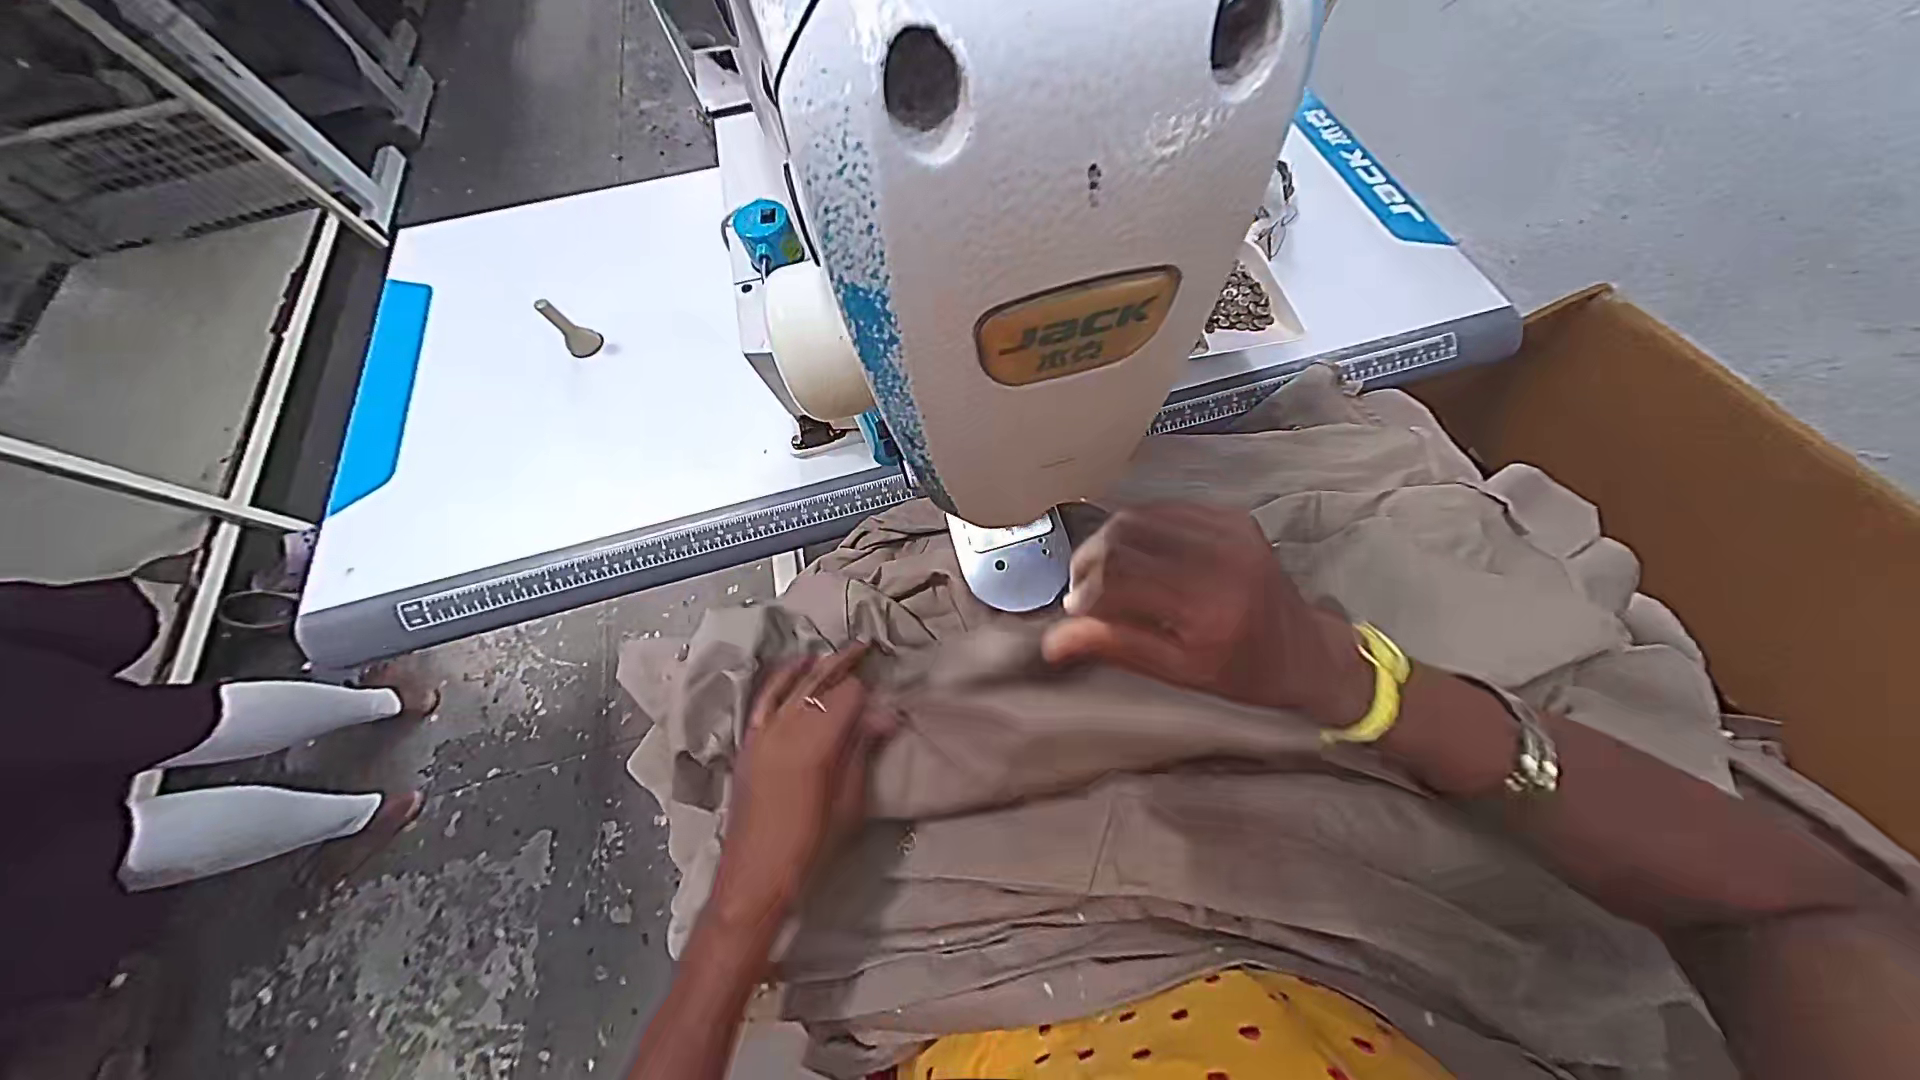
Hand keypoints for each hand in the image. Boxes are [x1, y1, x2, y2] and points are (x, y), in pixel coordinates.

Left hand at [710, 643, 891, 923]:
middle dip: (844, 664)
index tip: (884, 705)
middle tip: (867, 647)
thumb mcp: (848, 803)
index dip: (868, 695)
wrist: (754, 880)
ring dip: (815, 667)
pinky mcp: (749, 744)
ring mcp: (761, 735)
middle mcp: (784, 730)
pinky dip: (781, 679)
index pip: (846, 696)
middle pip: (818, 683)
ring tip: (836, 652)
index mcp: (812, 745)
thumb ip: (861, 751)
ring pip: (792, 686)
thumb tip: (885, 715)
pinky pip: (765, 699)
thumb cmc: (809, 847)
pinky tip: (795, 666)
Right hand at [1040, 502, 1370, 726]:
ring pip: (1137, 516)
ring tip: (1103, 572)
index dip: (1085, 589)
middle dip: (1089, 561)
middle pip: (1122, 535)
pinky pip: (1163, 509)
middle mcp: (1218, 555)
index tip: (1076, 610)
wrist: (1308, 650)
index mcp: (1207, 603)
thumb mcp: (1177, 672)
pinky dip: (1136, 529)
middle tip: (1083, 589)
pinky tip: (1134, 555)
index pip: (1119, 573)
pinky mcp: (1230, 515)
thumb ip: (1114, 646)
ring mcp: (1227, 528)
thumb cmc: (1243, 671)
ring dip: (1107, 542)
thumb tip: (1052, 642)